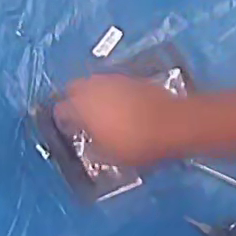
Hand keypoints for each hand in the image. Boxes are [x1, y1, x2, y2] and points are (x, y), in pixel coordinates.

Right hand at [55, 74, 189, 165]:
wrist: (175, 124)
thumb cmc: (137, 143)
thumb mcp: (109, 157)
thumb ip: (92, 150)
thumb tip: (89, 147)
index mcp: (81, 106)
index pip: (60, 109)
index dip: (63, 122)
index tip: (70, 132)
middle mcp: (93, 87)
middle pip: (73, 89)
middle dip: (74, 102)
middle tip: (82, 119)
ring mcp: (114, 79)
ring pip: (94, 84)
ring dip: (93, 96)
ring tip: (102, 114)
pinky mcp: (133, 78)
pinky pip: (113, 85)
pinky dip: (112, 94)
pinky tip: (122, 109)